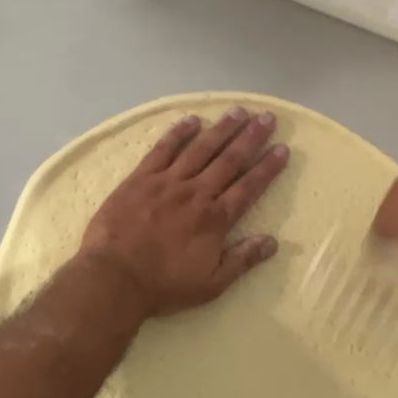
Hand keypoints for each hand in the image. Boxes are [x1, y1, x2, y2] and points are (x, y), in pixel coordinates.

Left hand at [78, 106, 289, 316]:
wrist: (114, 277)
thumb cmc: (164, 286)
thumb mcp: (211, 284)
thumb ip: (242, 260)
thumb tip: (272, 242)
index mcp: (215, 219)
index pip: (249, 187)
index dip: (268, 168)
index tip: (283, 149)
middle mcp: (196, 193)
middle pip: (229, 160)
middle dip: (251, 137)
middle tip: (267, 117)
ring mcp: (168, 182)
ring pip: (200, 149)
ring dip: (221, 129)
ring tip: (239, 111)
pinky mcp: (141, 179)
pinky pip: (163, 150)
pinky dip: (178, 133)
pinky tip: (192, 120)